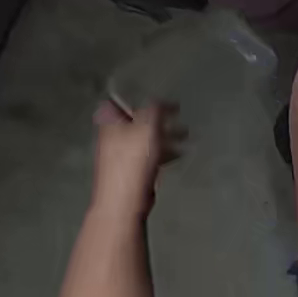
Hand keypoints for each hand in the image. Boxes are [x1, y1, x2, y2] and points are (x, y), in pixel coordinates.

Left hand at [91, 101, 181, 217]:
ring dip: (166, 134)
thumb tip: (161, 102)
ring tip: (185, 134)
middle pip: (136, 120)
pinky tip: (179, 154)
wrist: (124, 202)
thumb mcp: (148, 126)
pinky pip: (150, 156)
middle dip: (158, 117)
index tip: (150, 94)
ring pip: (146, 139)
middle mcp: (114, 137)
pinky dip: (164, 152)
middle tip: (177, 114)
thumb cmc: (133, 160)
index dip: (131, 96)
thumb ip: (155, 109)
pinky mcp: (132, 173)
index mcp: (111, 124)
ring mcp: (122, 156)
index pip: (116, 102)